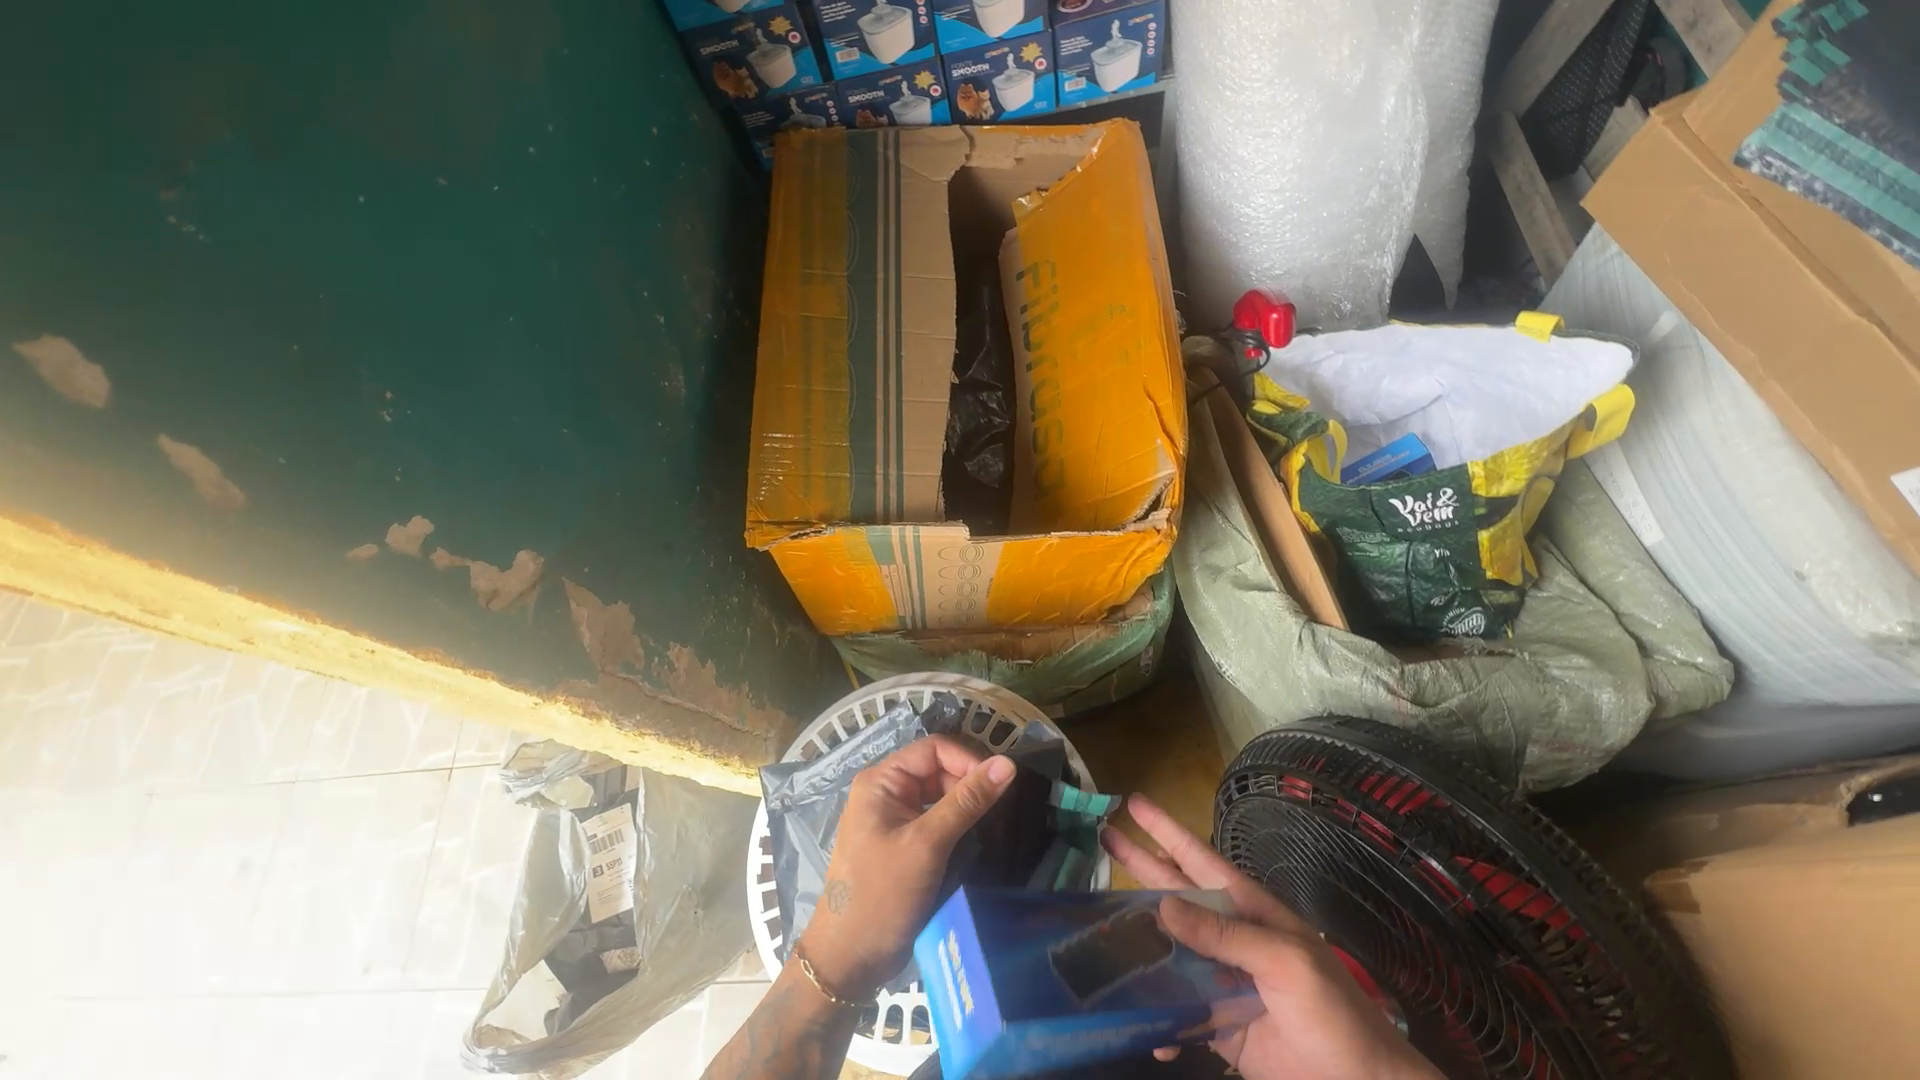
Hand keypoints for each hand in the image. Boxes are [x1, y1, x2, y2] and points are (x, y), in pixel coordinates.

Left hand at [796, 735, 1014, 996]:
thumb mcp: (928, 844)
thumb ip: (967, 801)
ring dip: (965, 805)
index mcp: (880, 781)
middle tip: (1001, 809)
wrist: (849, 958)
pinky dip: (956, 825)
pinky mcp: (901, 845)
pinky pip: (934, 820)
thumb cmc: (883, 895)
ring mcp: (892, 820)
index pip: (933, 748)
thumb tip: (1008, 764)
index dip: (968, 760)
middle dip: (968, 783)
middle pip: (937, 770)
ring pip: (939, 796)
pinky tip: (976, 840)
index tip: (1000, 785)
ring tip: (994, 823)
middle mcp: (884, 793)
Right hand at [1102, 794, 1440, 1079]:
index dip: (1166, 831)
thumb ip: (1226, 933)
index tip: (1133, 803)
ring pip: (1165, 950)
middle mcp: (1227, 936)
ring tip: (1094, 928)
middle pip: (1174, 893)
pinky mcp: (1213, 1022)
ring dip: (1134, 941)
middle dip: (1139, 865)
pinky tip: (1133, 1020)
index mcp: (1247, 910)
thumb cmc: (1334, 1013)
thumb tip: (1163, 904)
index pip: (1198, 859)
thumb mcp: (1285, 961)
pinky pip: (1173, 1010)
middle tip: (1102, 836)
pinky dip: (1152, 1015)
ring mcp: (1217, 979)